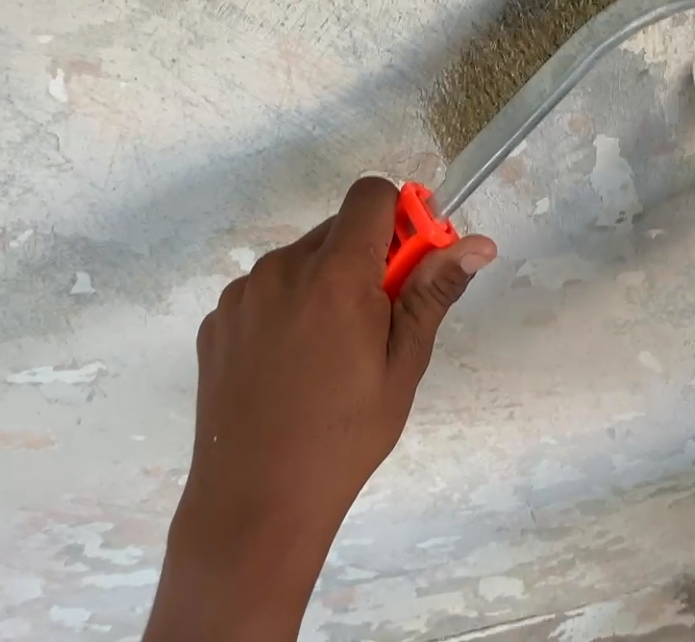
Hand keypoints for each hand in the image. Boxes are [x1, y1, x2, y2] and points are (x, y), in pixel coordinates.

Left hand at [147, 176, 495, 640]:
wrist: (255, 501)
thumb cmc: (346, 434)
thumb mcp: (405, 363)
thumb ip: (435, 292)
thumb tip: (478, 244)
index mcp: (336, 274)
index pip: (371, 194)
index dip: (399, 216)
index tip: (410, 260)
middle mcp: (283, 268)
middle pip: (338, 227)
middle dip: (367, 256)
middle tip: (379, 316)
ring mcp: (242, 293)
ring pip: (301, 259)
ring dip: (326, 281)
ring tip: (331, 350)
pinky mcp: (216, 320)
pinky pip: (265, 289)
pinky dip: (287, 306)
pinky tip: (291, 363)